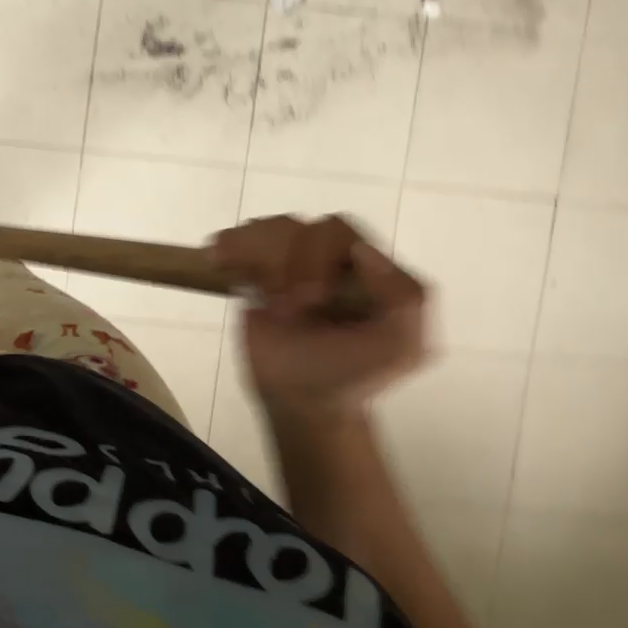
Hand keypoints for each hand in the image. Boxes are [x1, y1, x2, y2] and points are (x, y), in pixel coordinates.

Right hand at [212, 215, 428, 419]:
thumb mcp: (403, 348)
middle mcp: (328, 259)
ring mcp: (289, 264)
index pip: (341, 231)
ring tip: (263, 299)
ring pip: (268, 229)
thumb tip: (365, 252)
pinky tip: (220, 263)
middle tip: (287, 310)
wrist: (300, 400)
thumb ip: (407, 298)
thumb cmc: (351, 376)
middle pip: (300, 227)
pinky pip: (239, 241)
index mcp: (365, 269)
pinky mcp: (254, 273)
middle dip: (289, 265)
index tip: (314, 299)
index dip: (320, 257)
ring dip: (260, 261)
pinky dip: (229, 247)